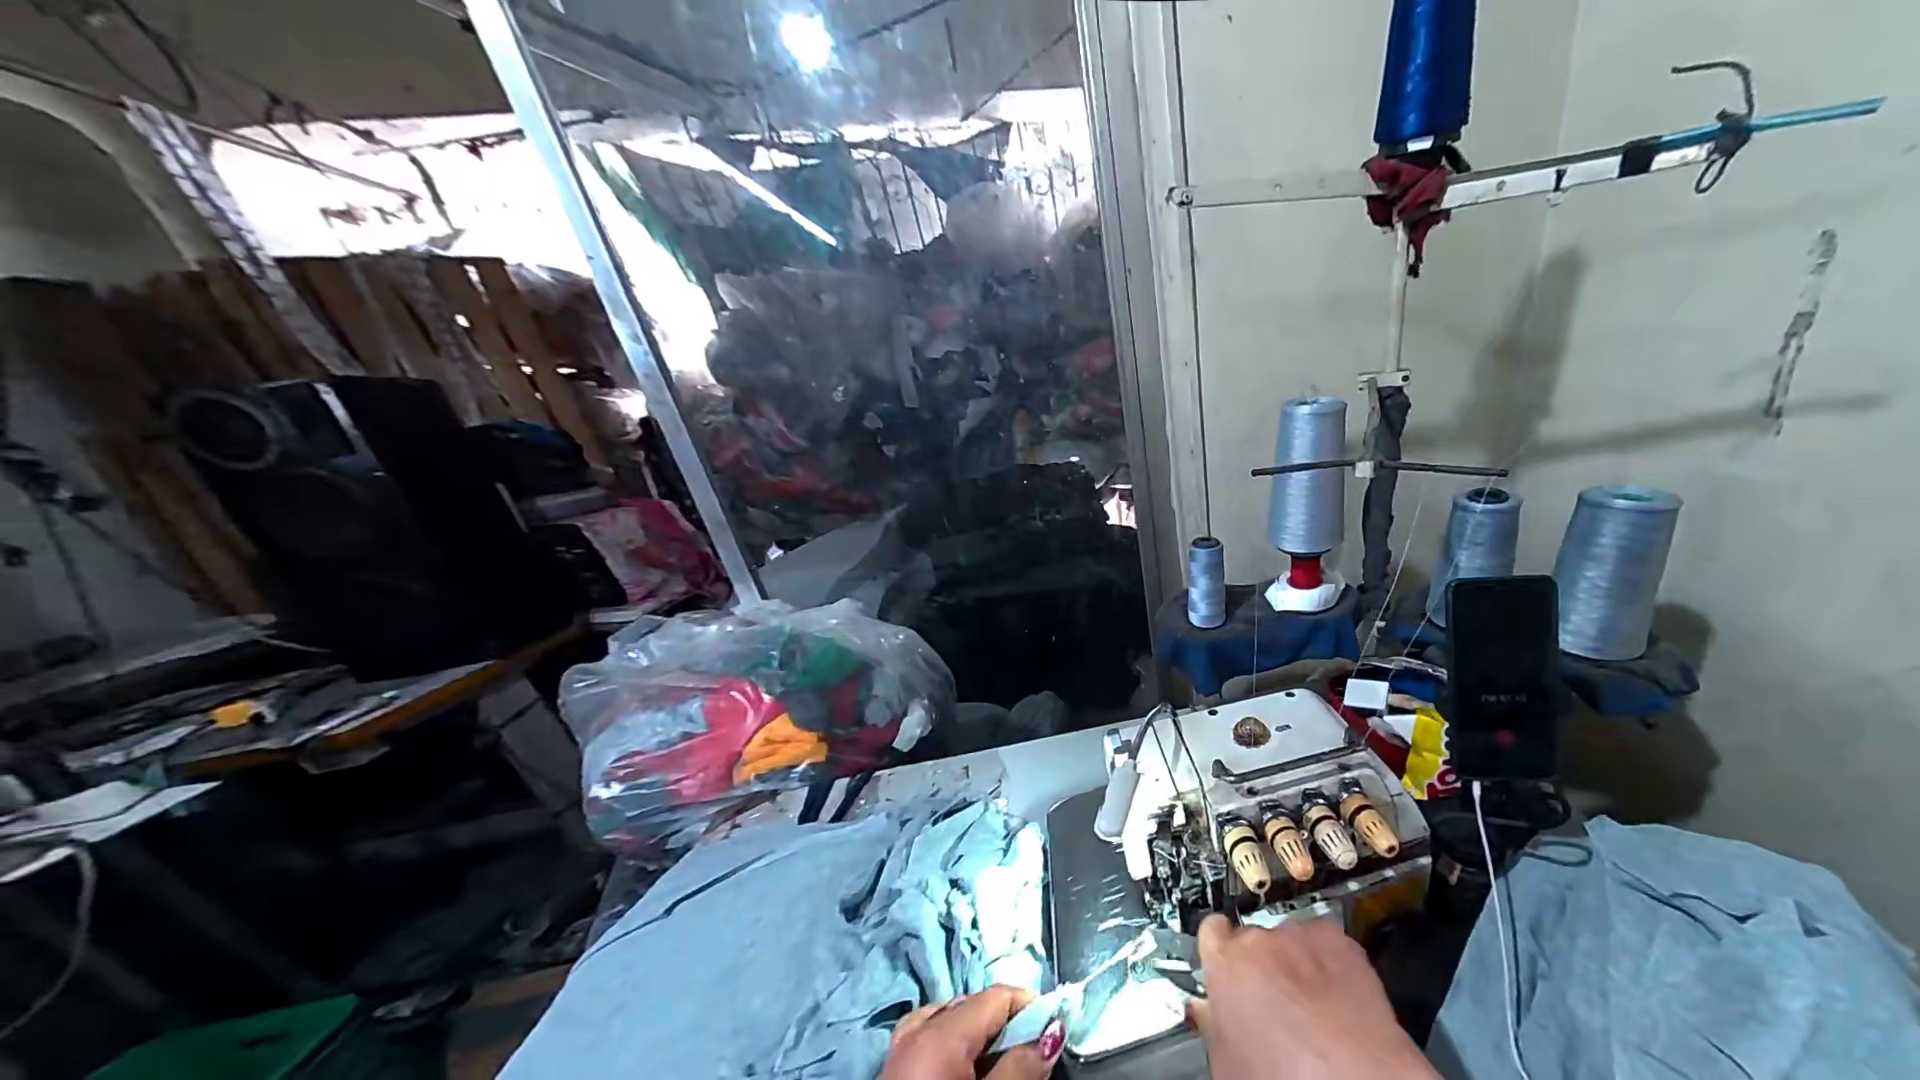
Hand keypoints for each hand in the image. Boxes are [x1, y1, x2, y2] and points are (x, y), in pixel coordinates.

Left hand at [879, 985, 1062, 1079]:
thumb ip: (1020, 1070)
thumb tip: (1050, 1034)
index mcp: (941, 1033)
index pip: (995, 997)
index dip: (1029, 1007)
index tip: (1056, 1027)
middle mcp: (917, 1028)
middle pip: (972, 1005)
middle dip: (1006, 1022)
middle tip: (1035, 1051)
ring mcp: (900, 1047)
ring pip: (950, 1019)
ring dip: (980, 1033)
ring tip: (1005, 1061)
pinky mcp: (893, 1069)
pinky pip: (929, 1036)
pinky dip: (953, 1042)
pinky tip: (967, 1067)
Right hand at [1188, 914, 1438, 1079]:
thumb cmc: (1293, 1079)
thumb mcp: (1228, 1061)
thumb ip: (1210, 1022)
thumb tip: (1206, 1012)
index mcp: (1224, 963)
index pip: (1212, 931)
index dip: (1221, 951)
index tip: (1230, 968)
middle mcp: (1258, 941)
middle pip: (1252, 938)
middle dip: (1260, 964)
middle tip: (1277, 1003)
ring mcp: (1299, 938)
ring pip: (1288, 939)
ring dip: (1295, 962)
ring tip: (1313, 1005)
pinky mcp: (1338, 942)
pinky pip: (1324, 941)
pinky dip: (1328, 961)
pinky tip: (1335, 996)